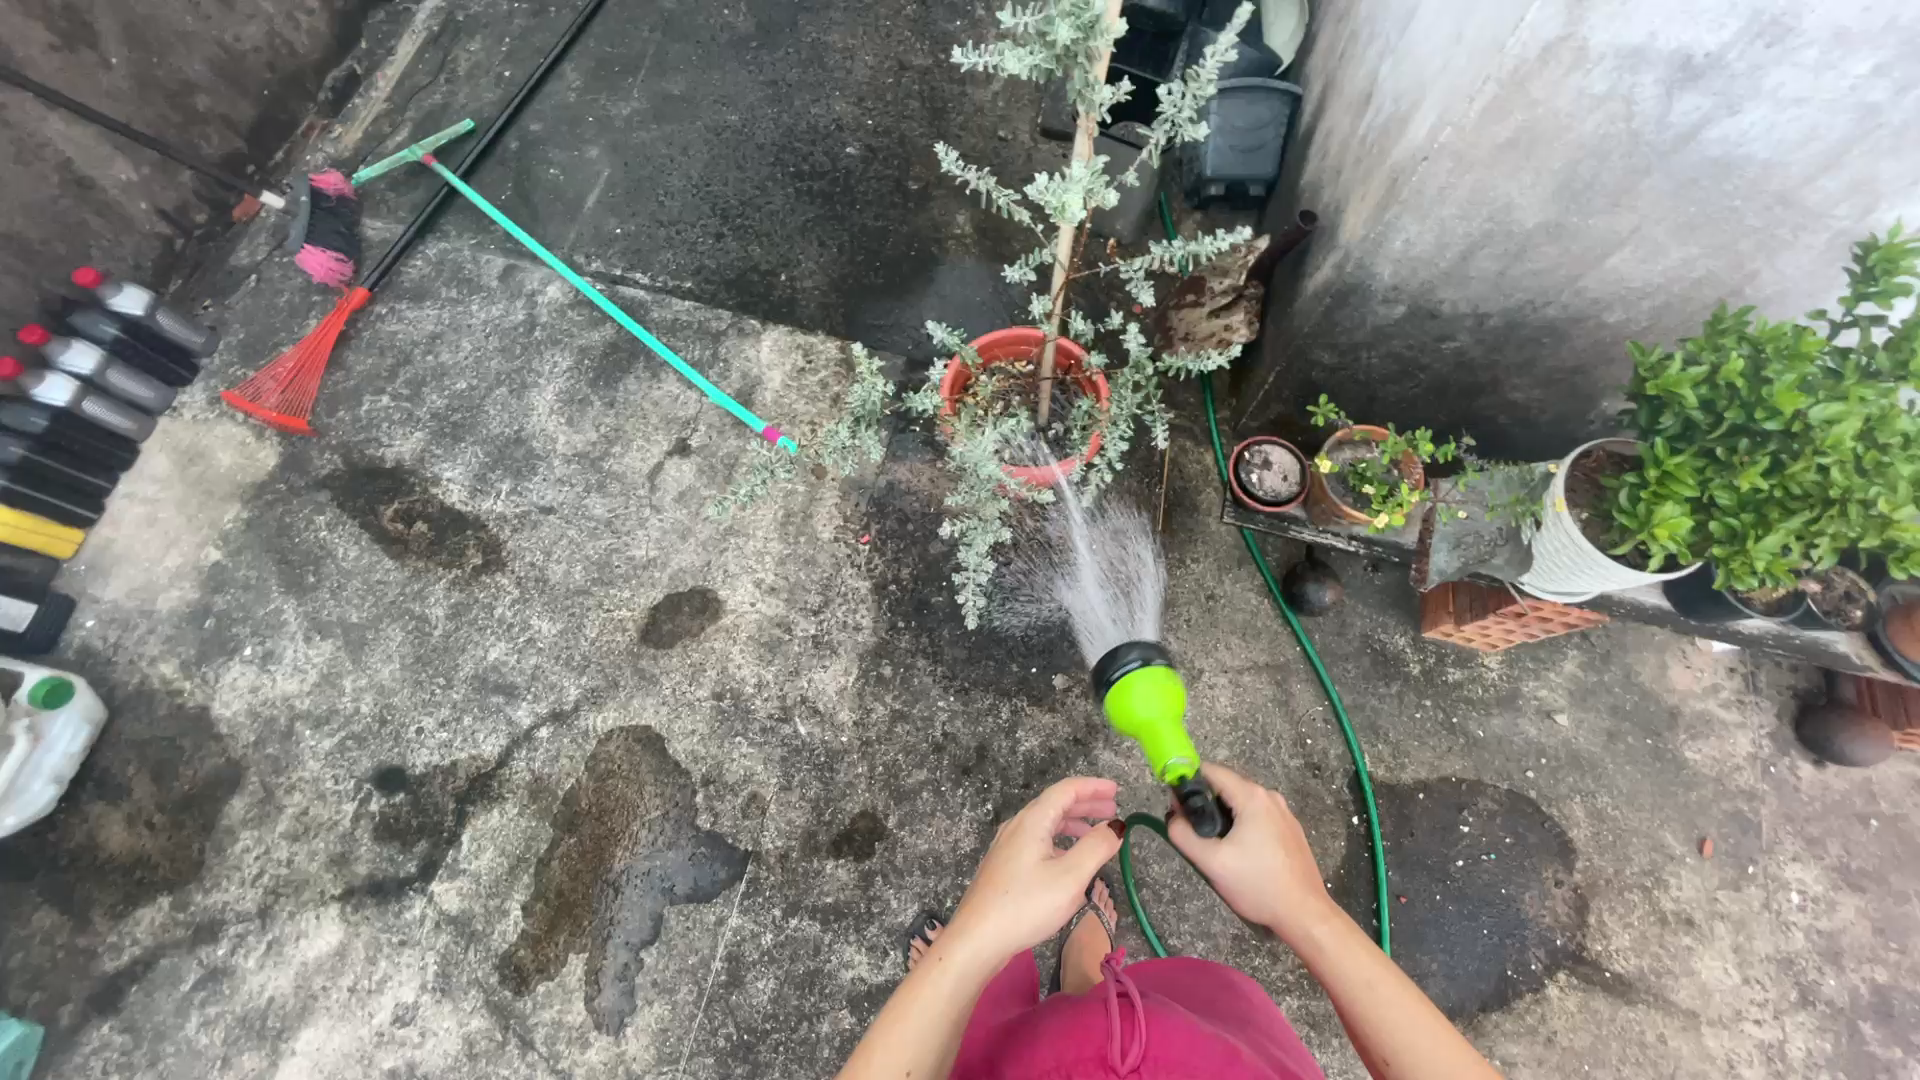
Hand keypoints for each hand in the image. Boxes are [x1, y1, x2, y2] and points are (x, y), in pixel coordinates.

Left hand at [941, 777, 1121, 967]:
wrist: (978, 937)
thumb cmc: (1026, 905)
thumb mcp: (1070, 877)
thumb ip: (1096, 848)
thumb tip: (1115, 826)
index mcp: (1032, 820)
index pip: (1066, 790)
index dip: (1093, 786)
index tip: (1116, 789)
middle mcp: (1018, 825)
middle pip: (1055, 803)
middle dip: (1086, 803)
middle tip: (1113, 809)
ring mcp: (1008, 844)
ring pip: (1046, 823)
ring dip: (1073, 823)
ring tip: (1097, 833)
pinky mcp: (1005, 863)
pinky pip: (1037, 839)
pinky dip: (1059, 839)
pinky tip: (1069, 859)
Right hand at [1167, 763, 1342, 944]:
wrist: (1305, 915)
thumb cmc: (1257, 885)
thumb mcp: (1211, 862)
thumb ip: (1182, 835)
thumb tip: (1173, 818)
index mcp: (1252, 797)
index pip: (1211, 771)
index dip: (1188, 783)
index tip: (1177, 806)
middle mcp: (1270, 797)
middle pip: (1226, 786)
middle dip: (1205, 802)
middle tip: (1192, 830)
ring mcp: (1284, 814)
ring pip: (1241, 803)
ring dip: (1223, 817)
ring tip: (1214, 846)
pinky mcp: (1291, 830)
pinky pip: (1257, 817)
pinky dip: (1242, 826)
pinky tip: (1240, 854)